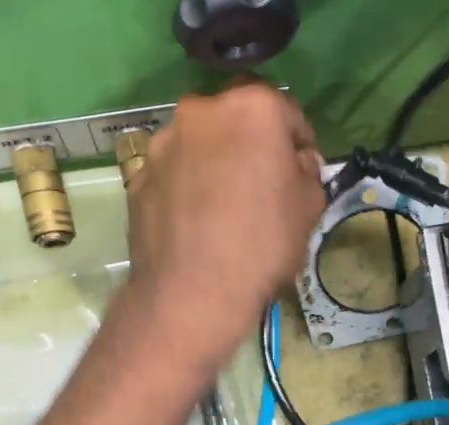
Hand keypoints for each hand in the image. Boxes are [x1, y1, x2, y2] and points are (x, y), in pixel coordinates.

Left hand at [122, 82, 325, 365]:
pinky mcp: (138, 176)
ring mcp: (162, 142)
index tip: (302, 169)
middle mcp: (201, 110)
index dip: (299, 142)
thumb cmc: (262, 245)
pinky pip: (174, 176)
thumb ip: (307, 173)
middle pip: (236, 121)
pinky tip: (195, 225)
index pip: (286, 112)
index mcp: (252, 107)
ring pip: (200, 146)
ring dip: (214, 166)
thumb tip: (296, 164)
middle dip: (250, 146)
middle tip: (260, 187)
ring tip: (223, 210)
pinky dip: (186, 190)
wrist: (192, 293)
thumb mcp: (309, 209)